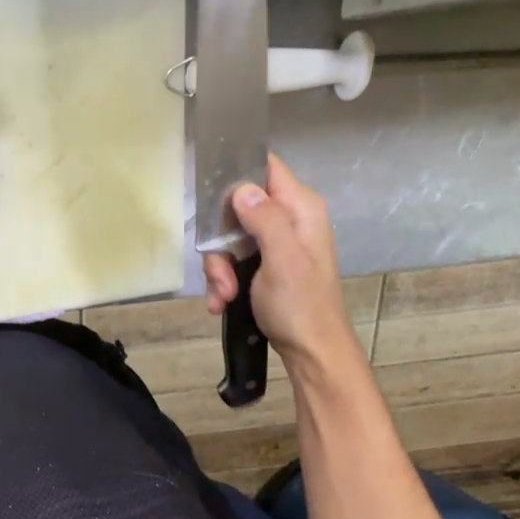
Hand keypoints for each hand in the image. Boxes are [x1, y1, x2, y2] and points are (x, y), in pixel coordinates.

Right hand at [203, 154, 355, 364]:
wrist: (310, 350)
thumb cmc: (299, 306)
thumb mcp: (282, 260)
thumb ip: (265, 219)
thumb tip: (241, 188)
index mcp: (300, 209)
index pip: (266, 168)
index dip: (236, 174)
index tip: (210, 195)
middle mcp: (289, 220)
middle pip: (237, 209)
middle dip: (220, 243)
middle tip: (222, 274)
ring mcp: (275, 244)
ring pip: (229, 239)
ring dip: (219, 270)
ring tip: (225, 296)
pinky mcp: (264, 266)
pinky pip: (233, 262)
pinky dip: (223, 283)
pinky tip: (222, 302)